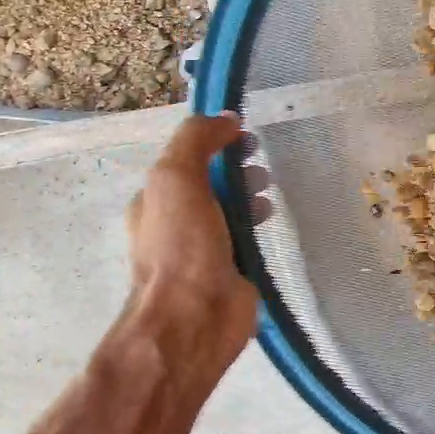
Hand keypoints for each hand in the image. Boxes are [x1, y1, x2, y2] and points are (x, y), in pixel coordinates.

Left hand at [119, 113, 258, 380]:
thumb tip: (226, 117)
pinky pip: (250, 239)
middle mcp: (177, 223)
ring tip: (273, 196)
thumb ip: (196, 143)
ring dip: (253, 198)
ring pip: (233, 211)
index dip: (215, 142)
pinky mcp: (235, 270)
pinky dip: (264, 227)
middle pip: (212, 184)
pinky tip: (278, 226)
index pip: (185, 161)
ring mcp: (206, 249)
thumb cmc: (182, 247)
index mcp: (155, 201)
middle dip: (238, 170)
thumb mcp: (176, 179)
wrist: (195, 316)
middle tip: (264, 170)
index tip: (247, 135)